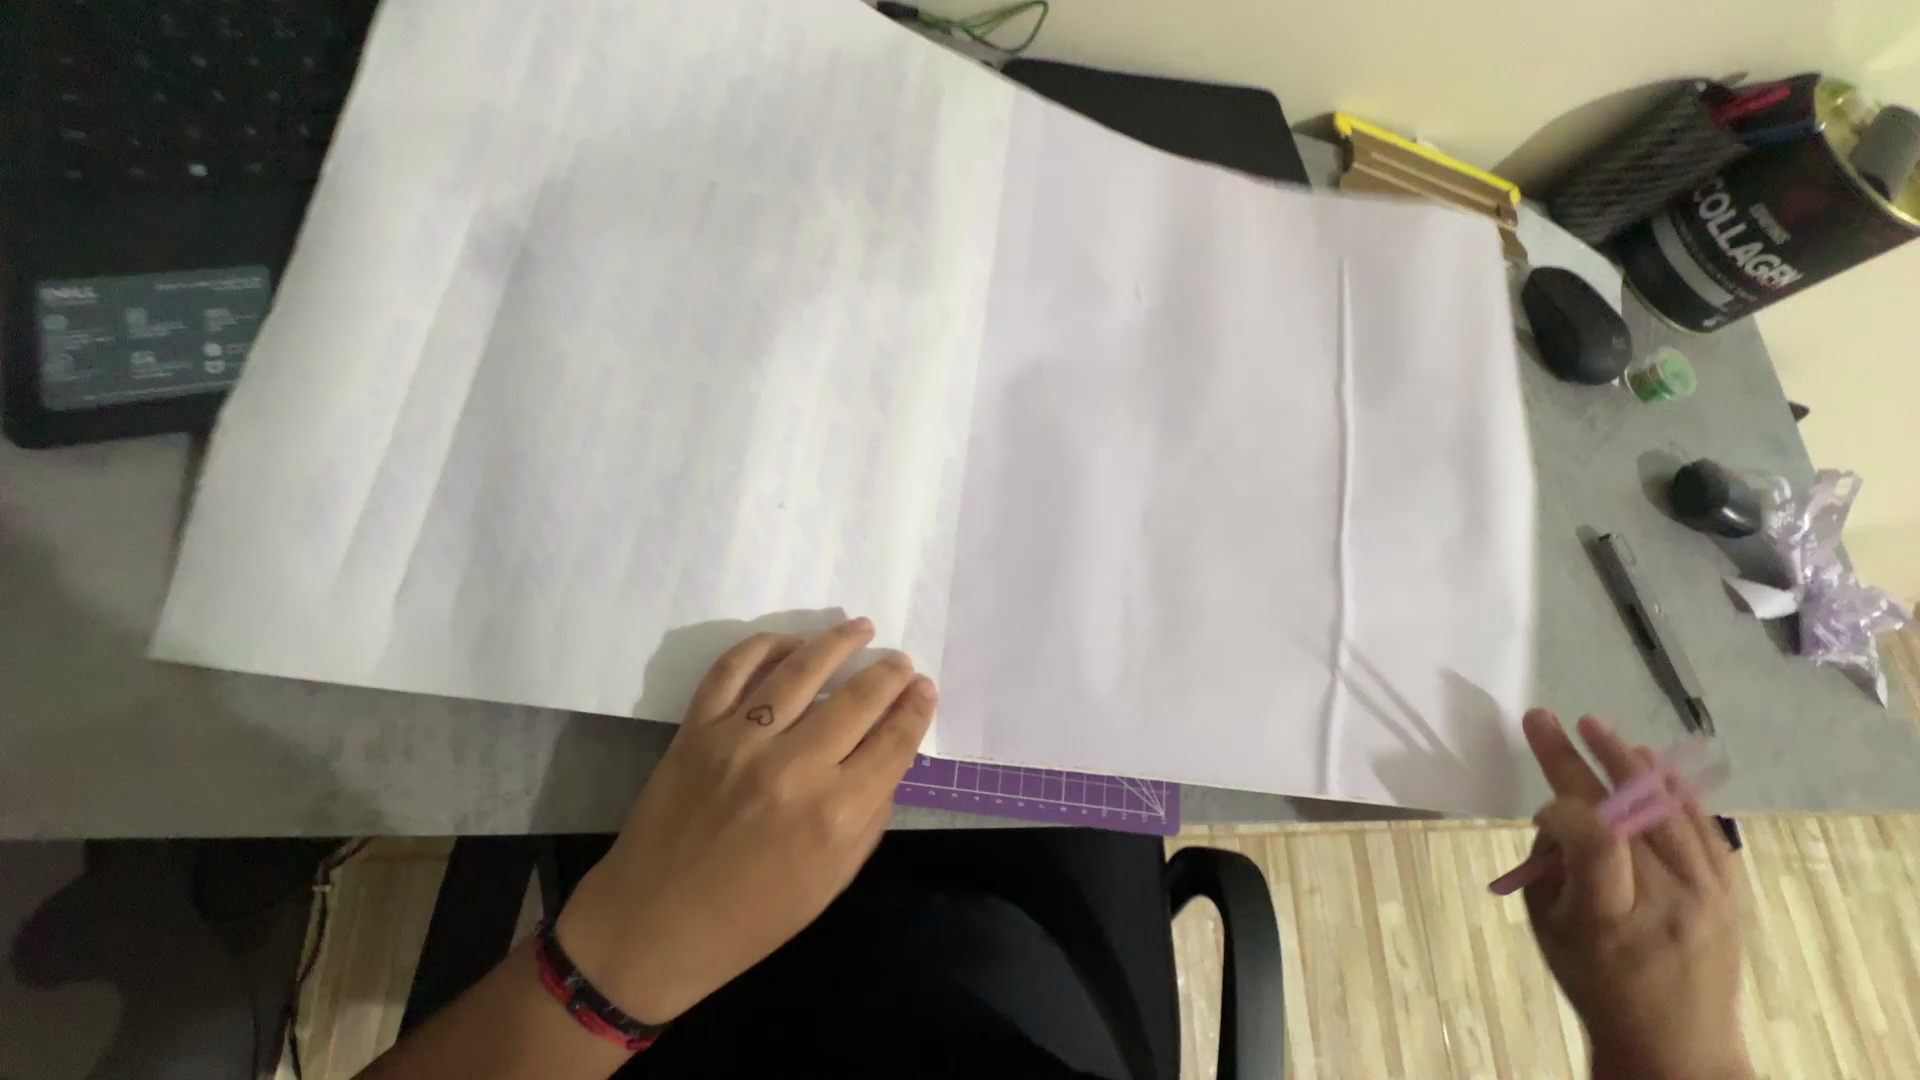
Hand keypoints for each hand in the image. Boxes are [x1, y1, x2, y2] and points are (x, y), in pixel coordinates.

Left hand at [554, 617, 935, 1024]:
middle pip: (858, 699)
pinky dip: (765, 645)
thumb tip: (892, 757)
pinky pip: (733, 668)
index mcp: (833, 814)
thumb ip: (871, 816)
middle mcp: (792, 768)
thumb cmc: (753, 917)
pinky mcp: (696, 729)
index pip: (894, 742)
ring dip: (838, 642)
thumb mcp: (833, 881)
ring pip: (801, 669)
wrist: (653, 926)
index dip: (917, 709)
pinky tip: (791, 643)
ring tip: (860, 628)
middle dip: (890, 673)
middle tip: (901, 662)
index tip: (926, 689)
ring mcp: (739, 742)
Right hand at [1520, 709, 1750, 1079]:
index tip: (1536, 808)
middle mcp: (1666, 901)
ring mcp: (1707, 896)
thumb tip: (1561, 813)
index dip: (1558, 809)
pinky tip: (1650, 761)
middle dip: (1579, 760)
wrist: (1676, 1042)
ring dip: (1627, 763)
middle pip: (1624, 814)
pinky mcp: (1730, 894)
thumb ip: (1552, 863)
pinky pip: (1703, 829)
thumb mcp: (1547, 924)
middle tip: (1548, 719)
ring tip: (1596, 727)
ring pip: (1666, 812)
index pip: (1592, 841)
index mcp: (1609, 916)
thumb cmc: (1591, 979)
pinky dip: (1673, 790)